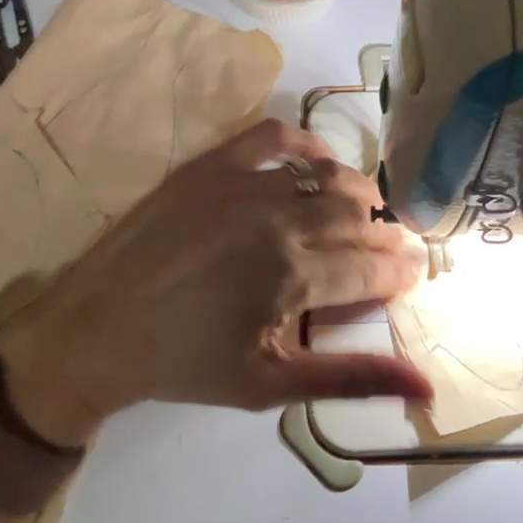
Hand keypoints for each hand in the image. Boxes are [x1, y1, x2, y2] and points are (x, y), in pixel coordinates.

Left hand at [0, 119, 429, 445]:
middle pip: (355, 217)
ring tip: (363, 208)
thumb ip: (350, 379)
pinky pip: (274, 135)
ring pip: (326, 175)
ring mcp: (243, 185)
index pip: (370, 268)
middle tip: (387, 247)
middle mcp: (277, 221)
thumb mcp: (269, 385)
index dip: (398, 271)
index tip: (411, 272)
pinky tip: (317, 160)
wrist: (97, 328)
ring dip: (356, 192)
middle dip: (383, 234)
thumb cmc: (185, 363)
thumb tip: (425, 388)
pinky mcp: (212, 165)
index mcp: (292, 278)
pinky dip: (305, 142)